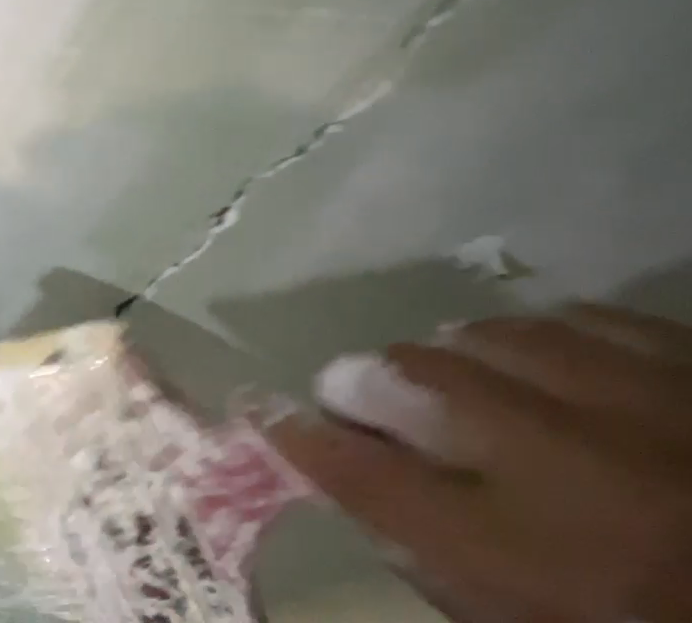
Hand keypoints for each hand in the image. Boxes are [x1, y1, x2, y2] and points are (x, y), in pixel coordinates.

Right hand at [268, 304, 691, 622]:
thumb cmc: (658, 613)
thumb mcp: (542, 622)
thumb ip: (446, 562)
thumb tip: (360, 494)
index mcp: (530, 557)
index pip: (363, 476)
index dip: (296, 435)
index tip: (260, 408)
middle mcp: (569, 468)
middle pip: (406, 383)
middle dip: (361, 384)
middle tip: (359, 397)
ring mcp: (643, 406)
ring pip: (483, 337)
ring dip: (448, 358)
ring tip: (456, 382)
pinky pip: (580, 320)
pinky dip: (541, 338)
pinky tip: (545, 364)